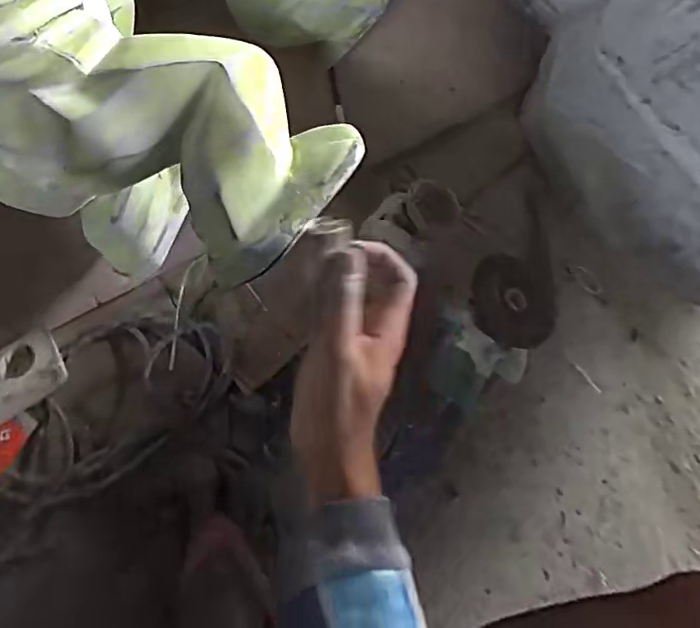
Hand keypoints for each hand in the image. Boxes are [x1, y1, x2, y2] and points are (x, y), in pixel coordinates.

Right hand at [289, 241, 417, 502]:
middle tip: (319, 248)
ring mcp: (354, 342)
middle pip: (376, 284)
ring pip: (352, 297)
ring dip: (335, 277)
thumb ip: (341, 301)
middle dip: (354, 260)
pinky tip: (298, 293)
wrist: (327, 455)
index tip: (348, 244)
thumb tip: (348, 253)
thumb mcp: (336, 349)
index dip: (382, 255)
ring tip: (305, 264)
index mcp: (387, 331)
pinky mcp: (333, 351)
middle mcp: (375, 332)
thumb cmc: (336, 405)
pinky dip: (320, 296)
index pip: (401, 279)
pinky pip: (333, 312)